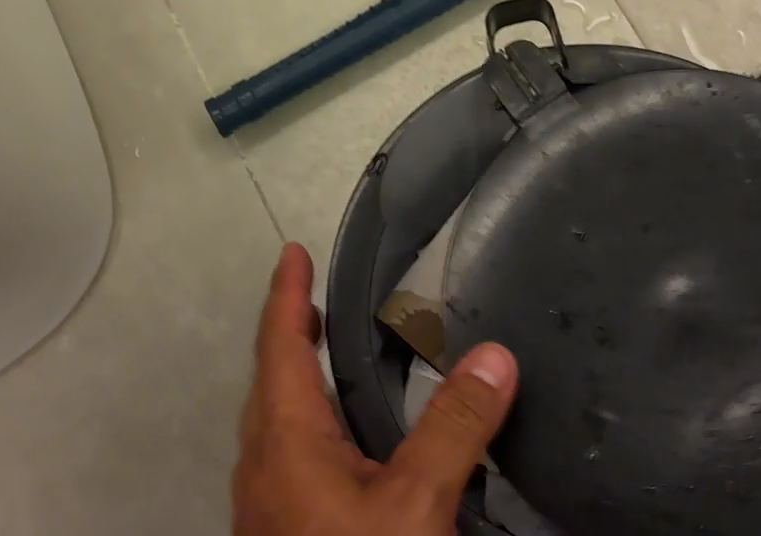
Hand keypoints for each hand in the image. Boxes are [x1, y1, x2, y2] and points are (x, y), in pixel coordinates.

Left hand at [234, 243, 518, 535]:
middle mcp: (264, 460)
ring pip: (276, 416)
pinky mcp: (281, 527)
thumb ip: (455, 426)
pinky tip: (344, 440)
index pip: (280, 342)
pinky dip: (311, 418)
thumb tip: (496, 355)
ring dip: (299, 376)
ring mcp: (267, 499)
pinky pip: (289, 450)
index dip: (286, 293)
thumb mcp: (416, 503)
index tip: (292, 252)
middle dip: (292, 329)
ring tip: (330, 352)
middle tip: (318, 298)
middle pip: (271, 375)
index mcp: (284, 437)